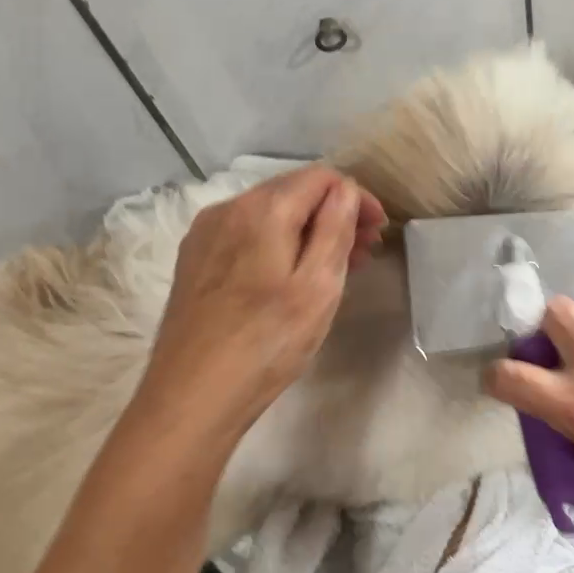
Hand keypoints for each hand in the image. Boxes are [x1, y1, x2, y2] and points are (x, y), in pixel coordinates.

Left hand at [143, 166, 385, 429]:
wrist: (193, 394)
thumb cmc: (268, 342)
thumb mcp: (318, 286)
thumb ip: (335, 230)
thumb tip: (347, 191)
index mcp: (262, 210)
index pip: (321, 178)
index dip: (357, 198)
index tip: (379, 232)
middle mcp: (228, 209)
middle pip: (293, 192)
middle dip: (335, 213)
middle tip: (366, 251)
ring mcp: (206, 235)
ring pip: (270, 215)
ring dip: (309, 230)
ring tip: (337, 267)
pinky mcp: (195, 261)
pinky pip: (248, 236)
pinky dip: (280, 244)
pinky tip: (293, 278)